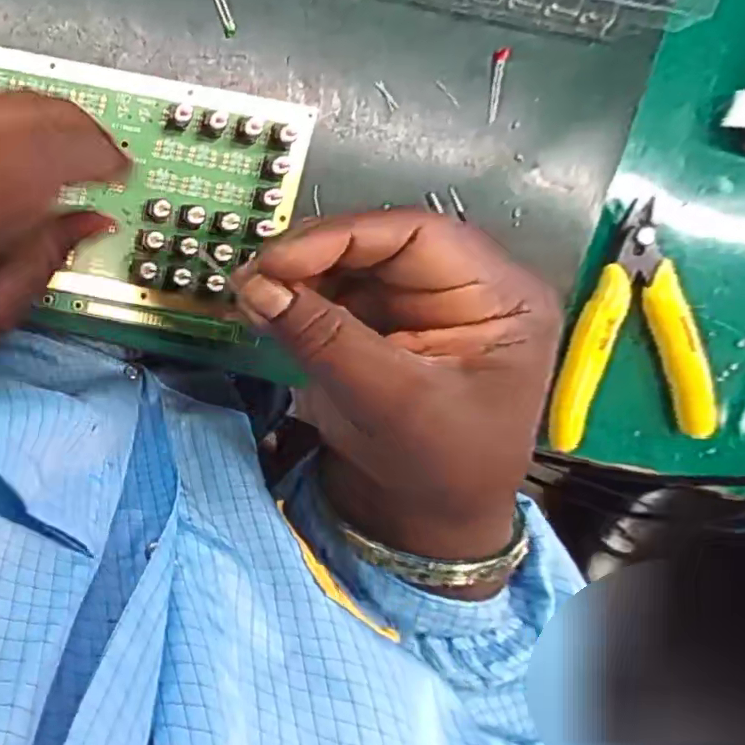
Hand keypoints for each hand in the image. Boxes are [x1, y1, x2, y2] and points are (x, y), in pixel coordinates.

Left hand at [0, 91, 129, 430]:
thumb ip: (45, 258)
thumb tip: (99, 216)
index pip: (42, 160)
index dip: (93, 156)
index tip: (122, 172)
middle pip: (21, 120)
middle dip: (78, 128)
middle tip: (107, 154)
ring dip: (44, 111)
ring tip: (73, 138)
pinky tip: (18, 125)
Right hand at [231, 211, 562, 581]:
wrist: (423, 510)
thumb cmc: (433, 461)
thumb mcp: (384, 398)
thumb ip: (321, 336)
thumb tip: (252, 285)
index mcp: (493, 297)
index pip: (415, 234)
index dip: (339, 238)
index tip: (272, 264)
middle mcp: (453, 286)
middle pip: (372, 242)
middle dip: (307, 256)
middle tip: (251, 281)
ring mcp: (408, 303)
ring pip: (341, 262)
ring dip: (291, 276)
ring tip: (252, 300)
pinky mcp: (370, 321)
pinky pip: (324, 290)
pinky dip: (288, 297)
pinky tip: (263, 312)